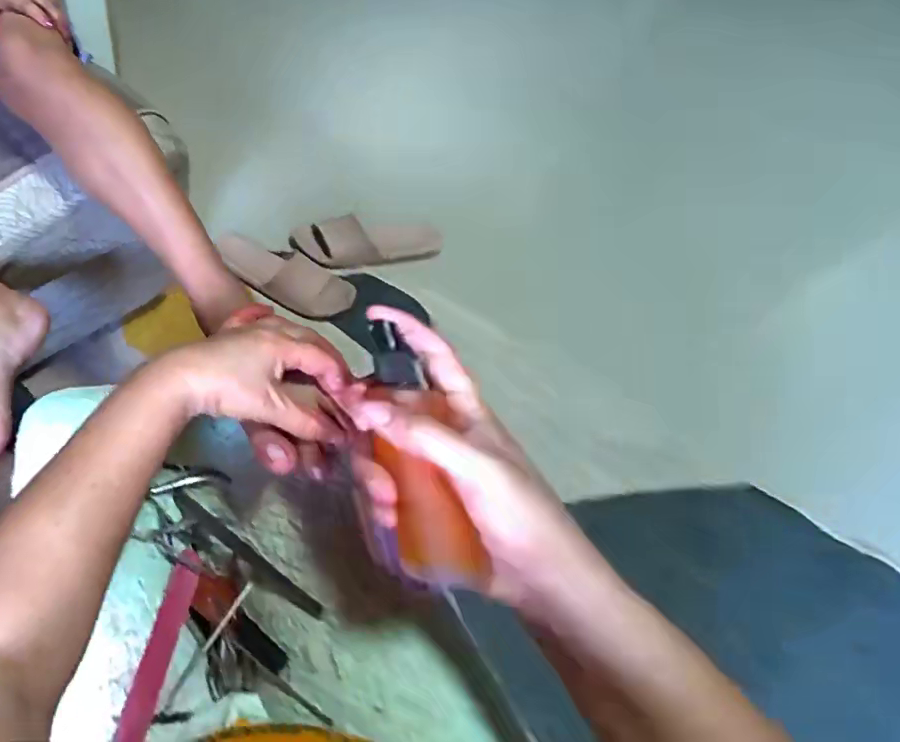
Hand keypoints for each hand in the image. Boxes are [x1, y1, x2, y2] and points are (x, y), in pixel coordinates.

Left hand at [0, 0, 65, 35]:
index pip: (29, 5)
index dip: (39, 14)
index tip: (49, 26)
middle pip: (46, 3)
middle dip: (57, 18)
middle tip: (65, 36)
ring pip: (53, 0)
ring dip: (61, 15)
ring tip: (67, 31)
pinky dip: (61, 8)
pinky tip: (65, 21)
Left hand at [136, 314, 349, 449]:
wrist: (179, 376)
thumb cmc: (227, 387)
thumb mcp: (269, 406)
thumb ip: (305, 420)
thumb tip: (336, 434)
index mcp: (282, 341)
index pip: (324, 357)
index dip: (341, 379)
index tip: (350, 401)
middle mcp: (268, 328)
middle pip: (308, 338)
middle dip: (327, 359)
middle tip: (339, 382)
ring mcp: (246, 327)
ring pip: (284, 329)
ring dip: (303, 343)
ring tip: (313, 361)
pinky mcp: (227, 333)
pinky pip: (254, 320)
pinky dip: (267, 322)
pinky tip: (266, 319)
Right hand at [345, 307, 615, 622]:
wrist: (544, 587)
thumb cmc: (524, 515)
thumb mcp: (477, 468)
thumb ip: (422, 433)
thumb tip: (362, 404)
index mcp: (462, 411)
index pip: (435, 358)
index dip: (409, 331)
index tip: (372, 313)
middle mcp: (438, 431)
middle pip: (386, 406)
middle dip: (367, 425)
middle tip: (354, 444)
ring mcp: (424, 465)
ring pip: (376, 447)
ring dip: (371, 472)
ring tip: (383, 502)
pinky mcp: (415, 498)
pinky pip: (379, 482)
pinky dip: (375, 498)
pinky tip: (385, 517)